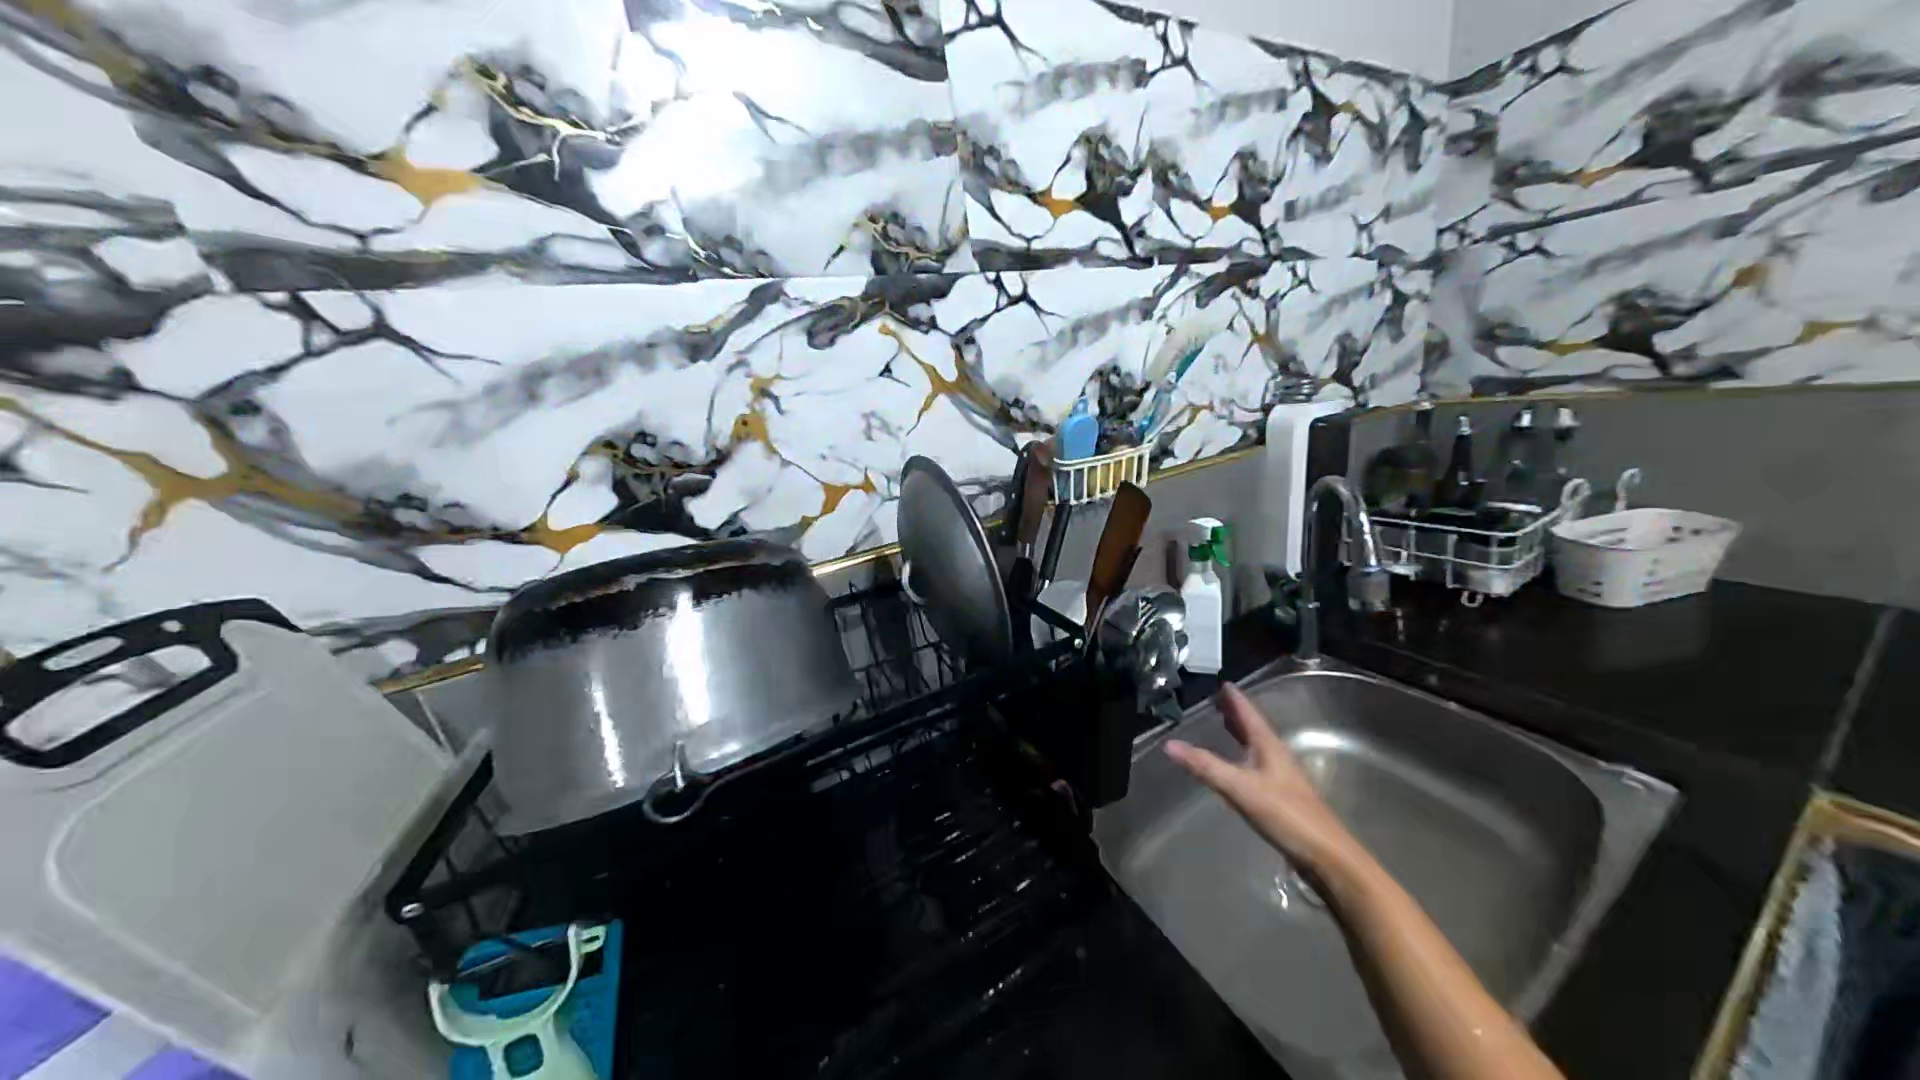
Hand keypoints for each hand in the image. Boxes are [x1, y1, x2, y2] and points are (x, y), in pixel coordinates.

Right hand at [1165, 683, 1360, 878]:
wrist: (1327, 857)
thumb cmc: (1286, 815)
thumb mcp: (1240, 788)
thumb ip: (1205, 766)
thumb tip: (1169, 744)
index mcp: (1269, 746)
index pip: (1249, 714)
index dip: (1235, 699)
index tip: (1222, 683)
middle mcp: (1277, 756)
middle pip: (1254, 727)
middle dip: (1236, 713)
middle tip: (1217, 700)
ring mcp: (1282, 777)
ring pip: (1257, 746)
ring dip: (1241, 733)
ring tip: (1224, 724)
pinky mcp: (1283, 797)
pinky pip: (1257, 765)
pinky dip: (1243, 755)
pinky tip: (1237, 766)